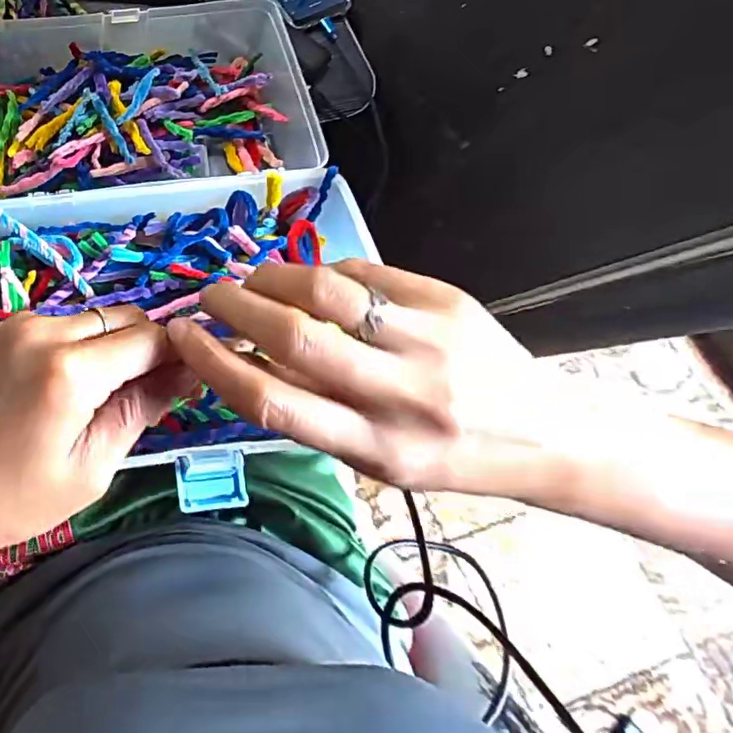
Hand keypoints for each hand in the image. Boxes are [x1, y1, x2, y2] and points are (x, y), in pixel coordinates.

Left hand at [0, 307, 194, 577]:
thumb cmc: (8, 501)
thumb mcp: (89, 470)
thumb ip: (140, 411)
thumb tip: (187, 373)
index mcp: (70, 370)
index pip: (150, 339)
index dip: (177, 356)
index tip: (188, 381)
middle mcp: (46, 330)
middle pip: (126, 317)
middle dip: (147, 349)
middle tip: (146, 396)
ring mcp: (21, 323)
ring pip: (96, 317)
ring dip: (114, 345)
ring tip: (105, 396)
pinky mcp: (5, 327)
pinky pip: (64, 323)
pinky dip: (83, 344)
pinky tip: (72, 385)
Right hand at [167, 259, 642, 500]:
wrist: (550, 436)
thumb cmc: (447, 456)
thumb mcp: (377, 460)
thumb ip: (313, 410)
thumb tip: (243, 356)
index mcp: (376, 449)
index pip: (273, 402)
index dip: (214, 363)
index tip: (182, 335)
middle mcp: (401, 396)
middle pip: (293, 336)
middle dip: (236, 306)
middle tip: (213, 295)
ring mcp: (428, 341)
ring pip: (324, 290)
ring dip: (272, 276)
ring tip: (256, 279)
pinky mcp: (447, 300)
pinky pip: (364, 272)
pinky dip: (325, 272)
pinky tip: (317, 281)